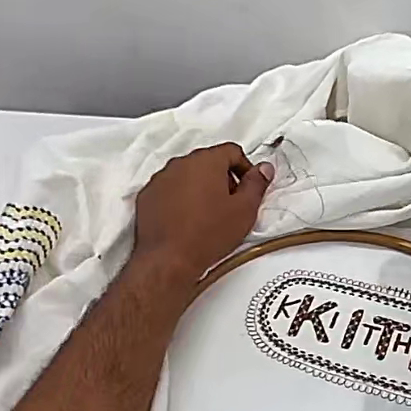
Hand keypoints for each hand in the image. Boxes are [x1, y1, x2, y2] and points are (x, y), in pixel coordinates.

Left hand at [131, 143, 272, 281]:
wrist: (168, 260)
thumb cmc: (207, 235)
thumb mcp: (244, 211)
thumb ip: (257, 184)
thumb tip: (263, 169)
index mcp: (206, 162)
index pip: (232, 151)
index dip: (245, 168)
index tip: (249, 187)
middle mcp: (180, 164)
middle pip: (208, 162)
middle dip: (223, 179)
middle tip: (231, 205)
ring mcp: (160, 179)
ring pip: (187, 176)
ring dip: (200, 189)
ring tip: (208, 216)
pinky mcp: (147, 197)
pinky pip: (169, 191)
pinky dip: (180, 200)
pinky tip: (188, 221)